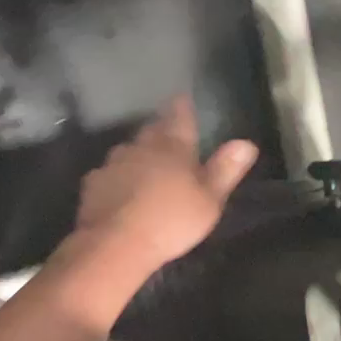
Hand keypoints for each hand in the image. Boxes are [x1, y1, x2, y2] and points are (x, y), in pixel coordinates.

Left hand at [75, 96, 257, 271]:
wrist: (116, 243)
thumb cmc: (171, 221)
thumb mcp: (209, 200)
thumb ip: (225, 170)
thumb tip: (246, 142)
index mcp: (173, 148)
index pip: (179, 117)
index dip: (182, 107)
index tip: (182, 98)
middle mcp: (141, 147)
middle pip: (152, 130)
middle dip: (160, 129)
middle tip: (166, 131)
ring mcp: (114, 163)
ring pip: (128, 150)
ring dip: (137, 153)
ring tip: (144, 162)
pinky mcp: (93, 183)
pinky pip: (108, 173)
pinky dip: (117, 176)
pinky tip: (119, 188)